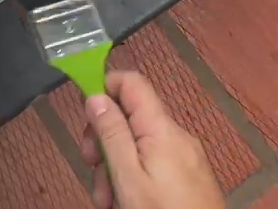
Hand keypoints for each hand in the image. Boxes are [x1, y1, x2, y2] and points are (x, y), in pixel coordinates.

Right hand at [79, 70, 222, 208]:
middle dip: (104, 137)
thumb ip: (111, 132)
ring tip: (105, 199)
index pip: (131, 81)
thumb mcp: (127, 177)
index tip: (86, 115)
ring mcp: (187, 159)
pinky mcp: (191, 180)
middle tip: (89, 165)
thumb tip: (95, 95)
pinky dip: (135, 176)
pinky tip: (125, 201)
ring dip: (115, 164)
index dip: (105, 87)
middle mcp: (177, 137)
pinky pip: (155, 164)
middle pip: (131, 116)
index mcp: (162, 129)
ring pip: (139, 144)